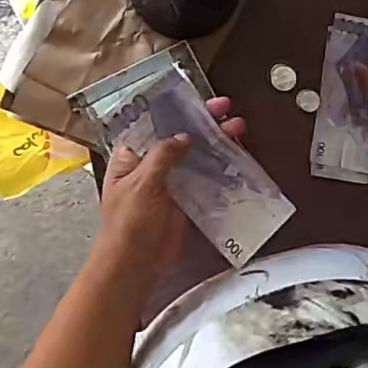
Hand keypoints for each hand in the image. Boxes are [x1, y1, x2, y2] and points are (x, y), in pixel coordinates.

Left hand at [98, 97, 246, 269]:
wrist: (135, 265)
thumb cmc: (129, 223)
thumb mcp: (143, 183)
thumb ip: (164, 155)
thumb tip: (185, 136)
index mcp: (133, 157)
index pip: (157, 125)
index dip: (179, 111)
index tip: (201, 102)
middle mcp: (152, 165)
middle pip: (181, 137)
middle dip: (205, 124)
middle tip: (227, 111)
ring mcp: (171, 183)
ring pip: (196, 156)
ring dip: (216, 143)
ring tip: (238, 130)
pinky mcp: (186, 201)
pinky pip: (205, 179)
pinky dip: (220, 168)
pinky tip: (237, 157)